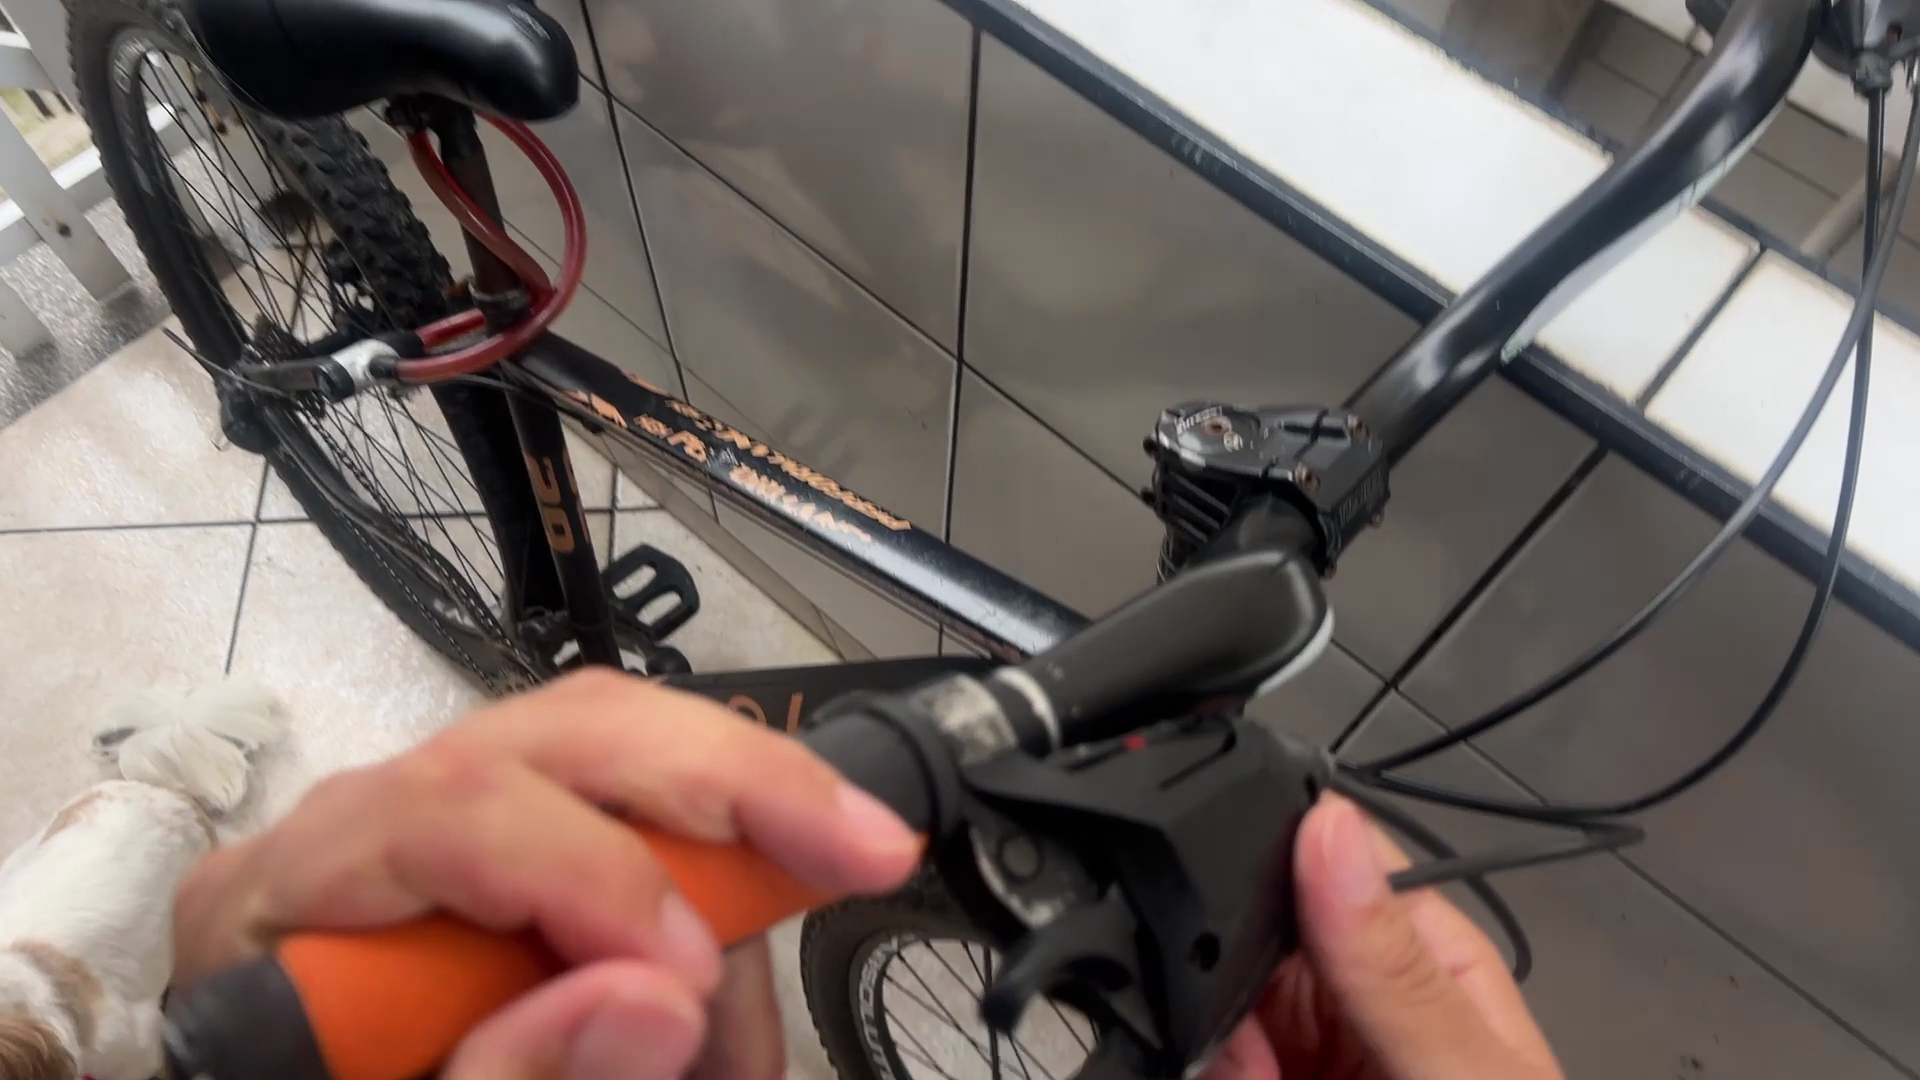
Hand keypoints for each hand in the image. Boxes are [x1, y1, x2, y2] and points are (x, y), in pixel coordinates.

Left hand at [171, 669, 920, 1079]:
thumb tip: (666, 1001)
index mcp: (299, 884)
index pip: (463, 807)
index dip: (600, 878)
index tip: (701, 980)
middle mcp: (394, 803)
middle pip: (586, 728)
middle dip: (743, 783)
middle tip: (870, 843)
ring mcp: (476, 793)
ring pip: (642, 740)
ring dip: (755, 825)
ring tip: (821, 918)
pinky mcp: (543, 814)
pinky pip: (659, 794)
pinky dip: (734, 868)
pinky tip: (753, 965)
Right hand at [1207, 794, 1562, 1079]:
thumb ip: (1395, 969)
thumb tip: (1328, 827)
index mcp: (1407, 943)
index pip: (1309, 852)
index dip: (1255, 862)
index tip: (1229, 917)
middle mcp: (1342, 976)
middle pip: (1240, 921)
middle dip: (1221, 969)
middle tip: (1257, 1048)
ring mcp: (1293, 1030)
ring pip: (1206, 986)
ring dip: (1215, 1038)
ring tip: (1263, 1079)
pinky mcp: (1254, 1073)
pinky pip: (1204, 1050)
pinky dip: (1206, 1064)